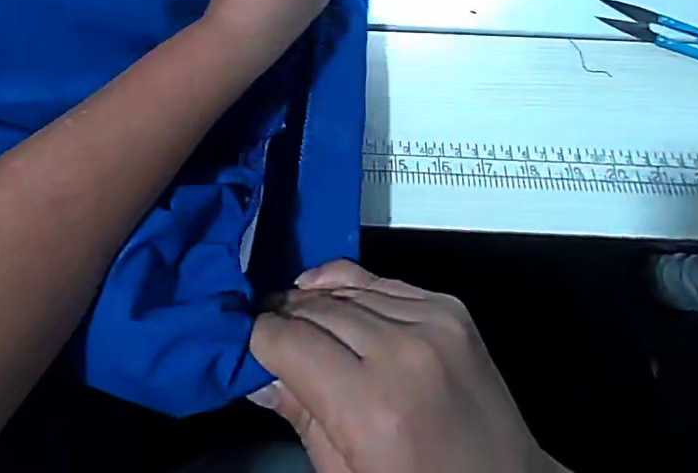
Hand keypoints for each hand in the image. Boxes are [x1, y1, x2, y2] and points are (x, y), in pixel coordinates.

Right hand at [249, 260, 559, 472]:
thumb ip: (302, 416)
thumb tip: (256, 372)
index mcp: (372, 407)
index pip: (290, 342)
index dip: (260, 338)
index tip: (248, 342)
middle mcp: (402, 350)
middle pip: (316, 308)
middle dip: (283, 314)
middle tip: (266, 324)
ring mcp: (431, 319)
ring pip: (345, 286)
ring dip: (314, 297)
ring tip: (296, 309)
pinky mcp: (449, 305)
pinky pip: (381, 281)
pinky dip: (353, 290)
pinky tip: (338, 303)